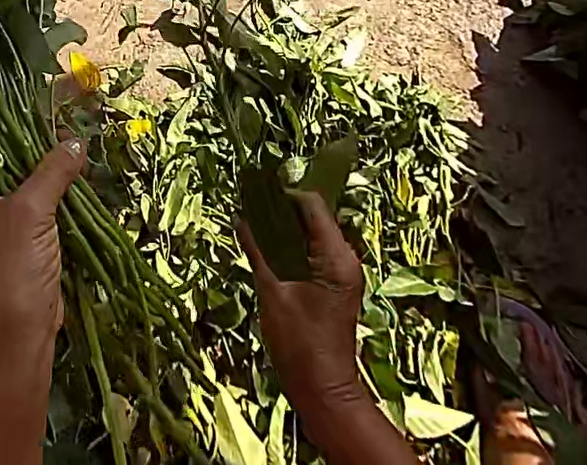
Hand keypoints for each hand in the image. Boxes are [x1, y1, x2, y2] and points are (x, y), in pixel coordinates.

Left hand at [0, 139, 85, 393]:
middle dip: (27, 160)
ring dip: (37, 184)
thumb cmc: (7, 276)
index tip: (36, 118)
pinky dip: (41, 208)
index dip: (4, 136)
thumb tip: (76, 140)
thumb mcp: (31, 212)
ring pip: (9, 198)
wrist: (12, 353)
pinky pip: (19, 222)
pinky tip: (65, 190)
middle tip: (56, 137)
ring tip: (65, 158)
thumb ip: (52, 170)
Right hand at [240, 193, 417, 464]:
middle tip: (250, 211)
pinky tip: (267, 249)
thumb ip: (257, 250)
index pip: (312, 205)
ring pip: (311, 232)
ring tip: (254, 227)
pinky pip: (312, 249)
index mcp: (336, 257)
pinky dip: (291, 245)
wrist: (323, 391)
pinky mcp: (335, 282)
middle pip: (313, 216)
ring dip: (284, 228)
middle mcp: (345, 258)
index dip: (283, 195)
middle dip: (281, 210)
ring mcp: (343, 270)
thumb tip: (240, 217)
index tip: (255, 196)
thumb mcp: (272, 292)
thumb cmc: (299, 346)